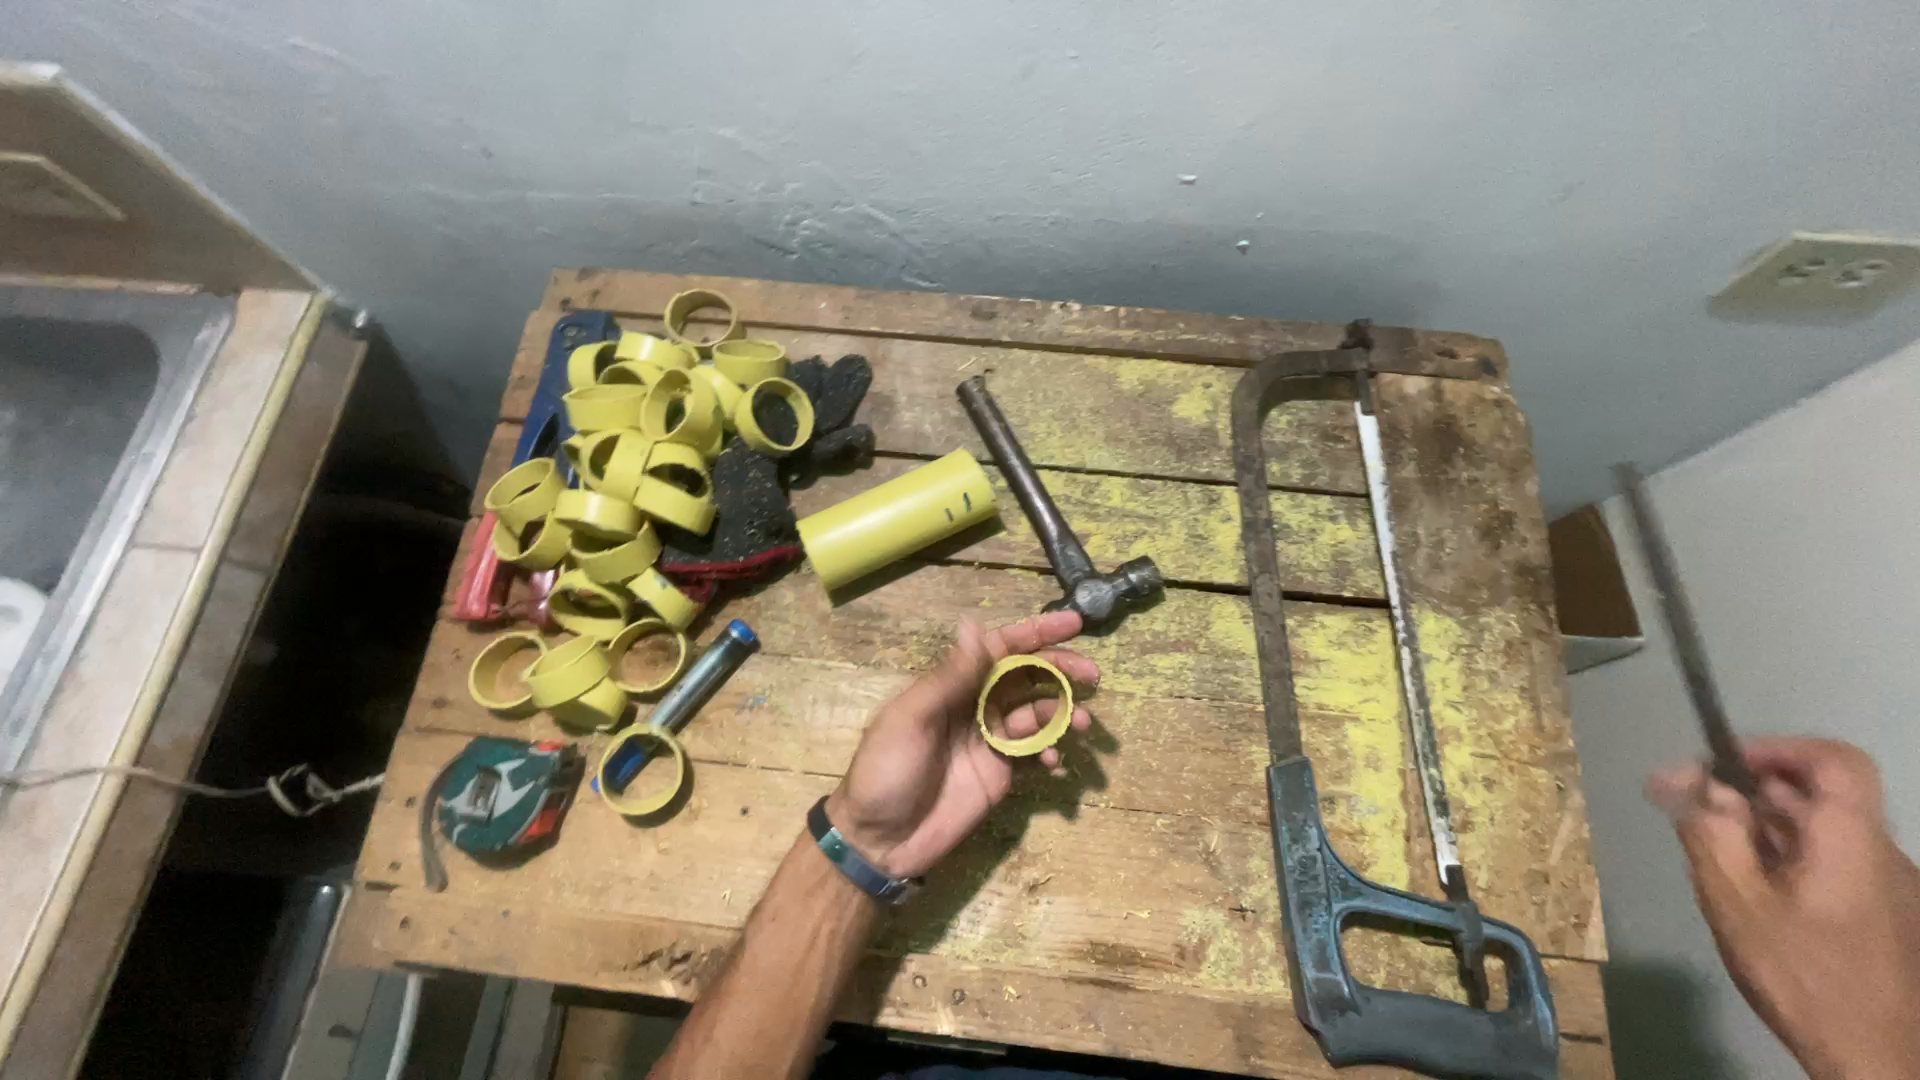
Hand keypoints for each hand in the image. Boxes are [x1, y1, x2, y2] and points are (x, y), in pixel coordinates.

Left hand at [825, 610, 1096, 878]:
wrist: (880, 841)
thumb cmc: (886, 770)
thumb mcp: (911, 718)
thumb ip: (948, 676)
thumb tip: (973, 623)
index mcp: (951, 684)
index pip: (1000, 648)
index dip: (1036, 633)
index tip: (1073, 623)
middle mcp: (975, 705)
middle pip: (1026, 676)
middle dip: (1061, 670)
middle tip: (1092, 675)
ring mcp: (990, 740)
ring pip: (1037, 714)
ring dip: (1063, 713)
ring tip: (1081, 724)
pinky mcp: (1000, 774)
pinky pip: (1034, 753)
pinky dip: (1051, 751)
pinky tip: (1055, 761)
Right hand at [1648, 737, 1919, 1079]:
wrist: (1878, 1059)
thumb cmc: (1801, 972)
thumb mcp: (1734, 897)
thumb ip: (1711, 831)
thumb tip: (1696, 785)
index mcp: (1850, 842)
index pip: (1834, 761)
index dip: (1776, 748)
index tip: (1719, 764)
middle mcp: (1877, 854)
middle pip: (1811, 793)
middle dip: (1739, 787)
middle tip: (1677, 801)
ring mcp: (1882, 885)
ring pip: (1809, 827)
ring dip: (1750, 822)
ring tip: (1700, 845)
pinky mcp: (1876, 913)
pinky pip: (1818, 859)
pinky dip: (1771, 853)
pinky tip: (1738, 882)